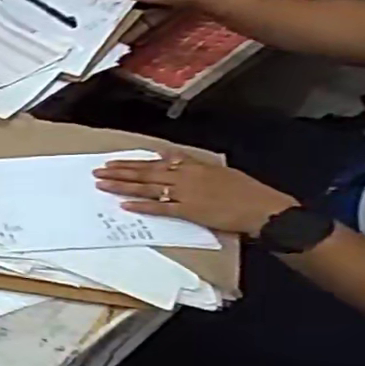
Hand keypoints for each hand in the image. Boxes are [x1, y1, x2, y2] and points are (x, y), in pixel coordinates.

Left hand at [94, 152, 297, 236]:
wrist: (268, 210)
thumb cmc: (247, 191)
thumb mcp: (218, 171)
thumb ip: (190, 163)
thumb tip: (168, 155)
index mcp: (193, 168)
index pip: (154, 164)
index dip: (130, 164)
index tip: (111, 163)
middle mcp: (186, 179)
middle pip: (145, 174)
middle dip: (118, 173)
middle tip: (96, 172)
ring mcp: (186, 194)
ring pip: (147, 188)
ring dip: (122, 186)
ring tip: (101, 184)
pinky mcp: (189, 211)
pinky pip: (160, 208)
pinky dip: (141, 206)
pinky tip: (124, 205)